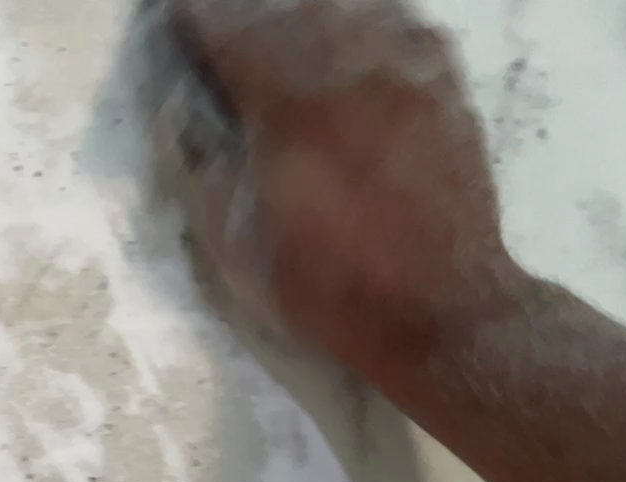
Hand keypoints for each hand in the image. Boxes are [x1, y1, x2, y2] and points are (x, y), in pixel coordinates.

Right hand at [168, 0, 523, 369]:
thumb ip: (206, 175)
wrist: (432, 308)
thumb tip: (184, 120)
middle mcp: (358, 74)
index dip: (202, 22)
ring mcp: (412, 75)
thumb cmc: (319, 289)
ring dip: (308, 10)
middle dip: (252, 9)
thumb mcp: (236, 249)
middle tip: (222, 14)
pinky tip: (352, 29)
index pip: (239, 43)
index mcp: (296, 114)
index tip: (178, 9)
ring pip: (356, 9)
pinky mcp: (447, 89)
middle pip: (297, 12)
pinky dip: (368, 18)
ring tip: (280, 15)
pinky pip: (406, 25)